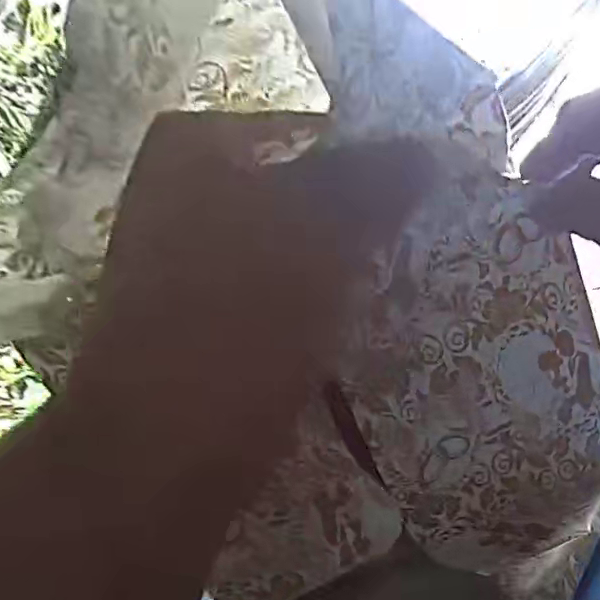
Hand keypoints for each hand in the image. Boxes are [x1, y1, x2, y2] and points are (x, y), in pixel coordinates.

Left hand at [64, 112, 435, 483]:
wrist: (161, 459)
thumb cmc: (228, 337)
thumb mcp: (306, 245)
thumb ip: (368, 188)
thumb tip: (429, 150)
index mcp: (200, 156)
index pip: (320, 140)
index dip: (385, 171)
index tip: (438, 208)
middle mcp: (196, 207)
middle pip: (313, 205)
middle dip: (376, 233)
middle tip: (435, 258)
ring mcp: (209, 277)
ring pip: (309, 265)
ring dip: (361, 284)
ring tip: (419, 302)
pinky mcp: (226, 337)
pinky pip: (298, 313)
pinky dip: (336, 323)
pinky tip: (377, 343)